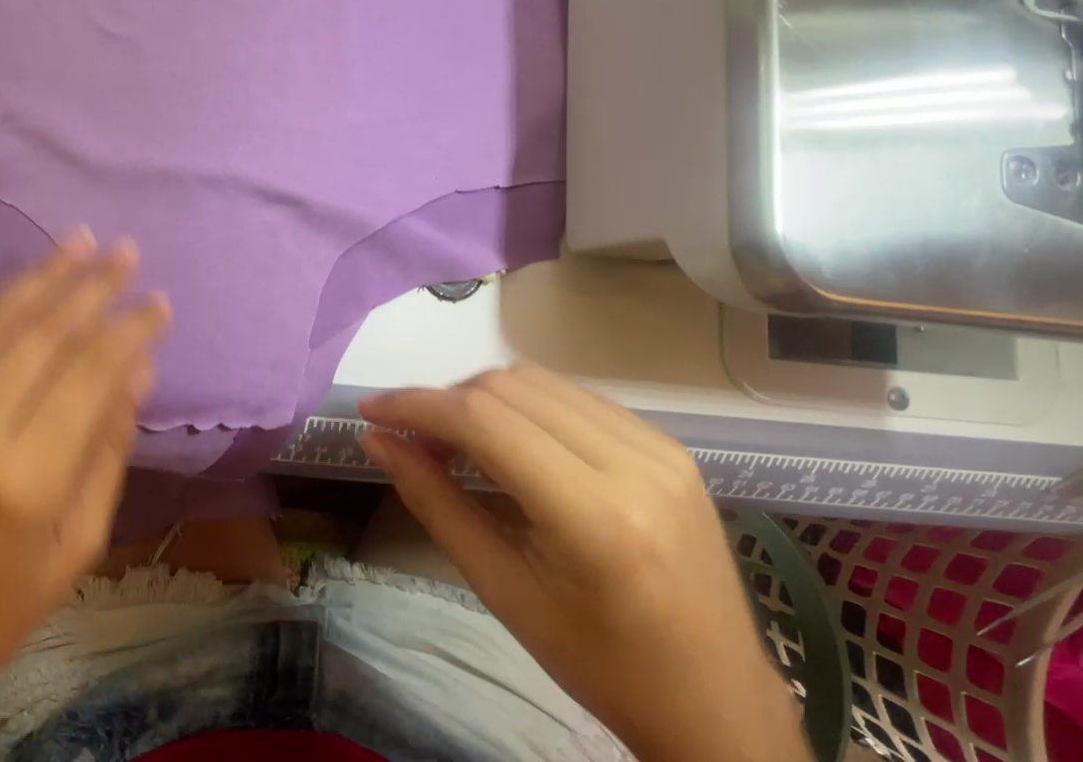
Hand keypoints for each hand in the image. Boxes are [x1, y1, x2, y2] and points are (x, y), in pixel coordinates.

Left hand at [0, 232, 168, 761]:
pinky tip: (16, 287)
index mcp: (26, 482)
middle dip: (91, 287)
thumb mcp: (72, 550)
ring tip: (78, 242)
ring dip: (38, 279)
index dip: (129, 331)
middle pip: (43, 336)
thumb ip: (106, 453)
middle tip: (126, 251)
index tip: (158, 301)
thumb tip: (136, 371)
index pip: (90, 376)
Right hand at [358, 366, 809, 761]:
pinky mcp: (670, 448)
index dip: (416, 405)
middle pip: (509, 387)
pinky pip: (575, 398)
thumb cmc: (595, 661)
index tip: (370, 412)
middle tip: (412, 442)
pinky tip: (509, 446)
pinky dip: (524, 408)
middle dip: (445, 402)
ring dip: (482, 400)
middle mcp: (635, 465)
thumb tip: (377, 440)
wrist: (712, 701)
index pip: (484, 420)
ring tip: (455, 444)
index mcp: (594, 515)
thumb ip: (433, 501)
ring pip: (540, 382)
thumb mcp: (500, 587)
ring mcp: (661, 450)